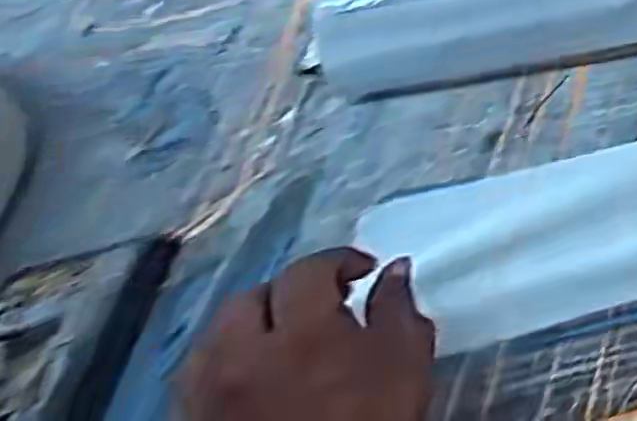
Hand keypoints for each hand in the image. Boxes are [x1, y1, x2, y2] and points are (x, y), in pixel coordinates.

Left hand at [180, 249, 434, 420]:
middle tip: (326, 297)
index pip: (306, 271)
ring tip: (288, 332)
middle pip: (248, 299)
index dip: (339, 260)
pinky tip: (260, 368)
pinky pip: (199, 377)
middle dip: (289, 288)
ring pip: (212, 339)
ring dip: (252, 322)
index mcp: (301, 332)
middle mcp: (242, 358)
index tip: (366, 270)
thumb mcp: (407, 350)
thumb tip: (393, 270)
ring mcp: (208, 398)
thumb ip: (396, 304)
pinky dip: (229, 358)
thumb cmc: (377, 411)